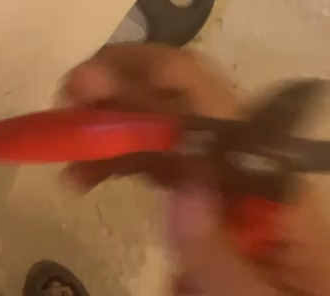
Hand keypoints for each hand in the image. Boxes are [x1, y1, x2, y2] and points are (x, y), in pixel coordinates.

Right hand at [61, 45, 329, 295]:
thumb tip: (181, 189)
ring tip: (58, 138)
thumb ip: (222, 256)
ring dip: (106, 125)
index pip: (210, 100)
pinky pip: (156, 167)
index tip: (88, 81)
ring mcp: (224, 182)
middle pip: (176, 103)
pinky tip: (82, 176)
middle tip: (61, 98)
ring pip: (158, 130)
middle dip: (115, 90)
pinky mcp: (207, 206)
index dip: (146, 74)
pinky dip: (115, 162)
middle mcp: (245, 162)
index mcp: (271, 175)